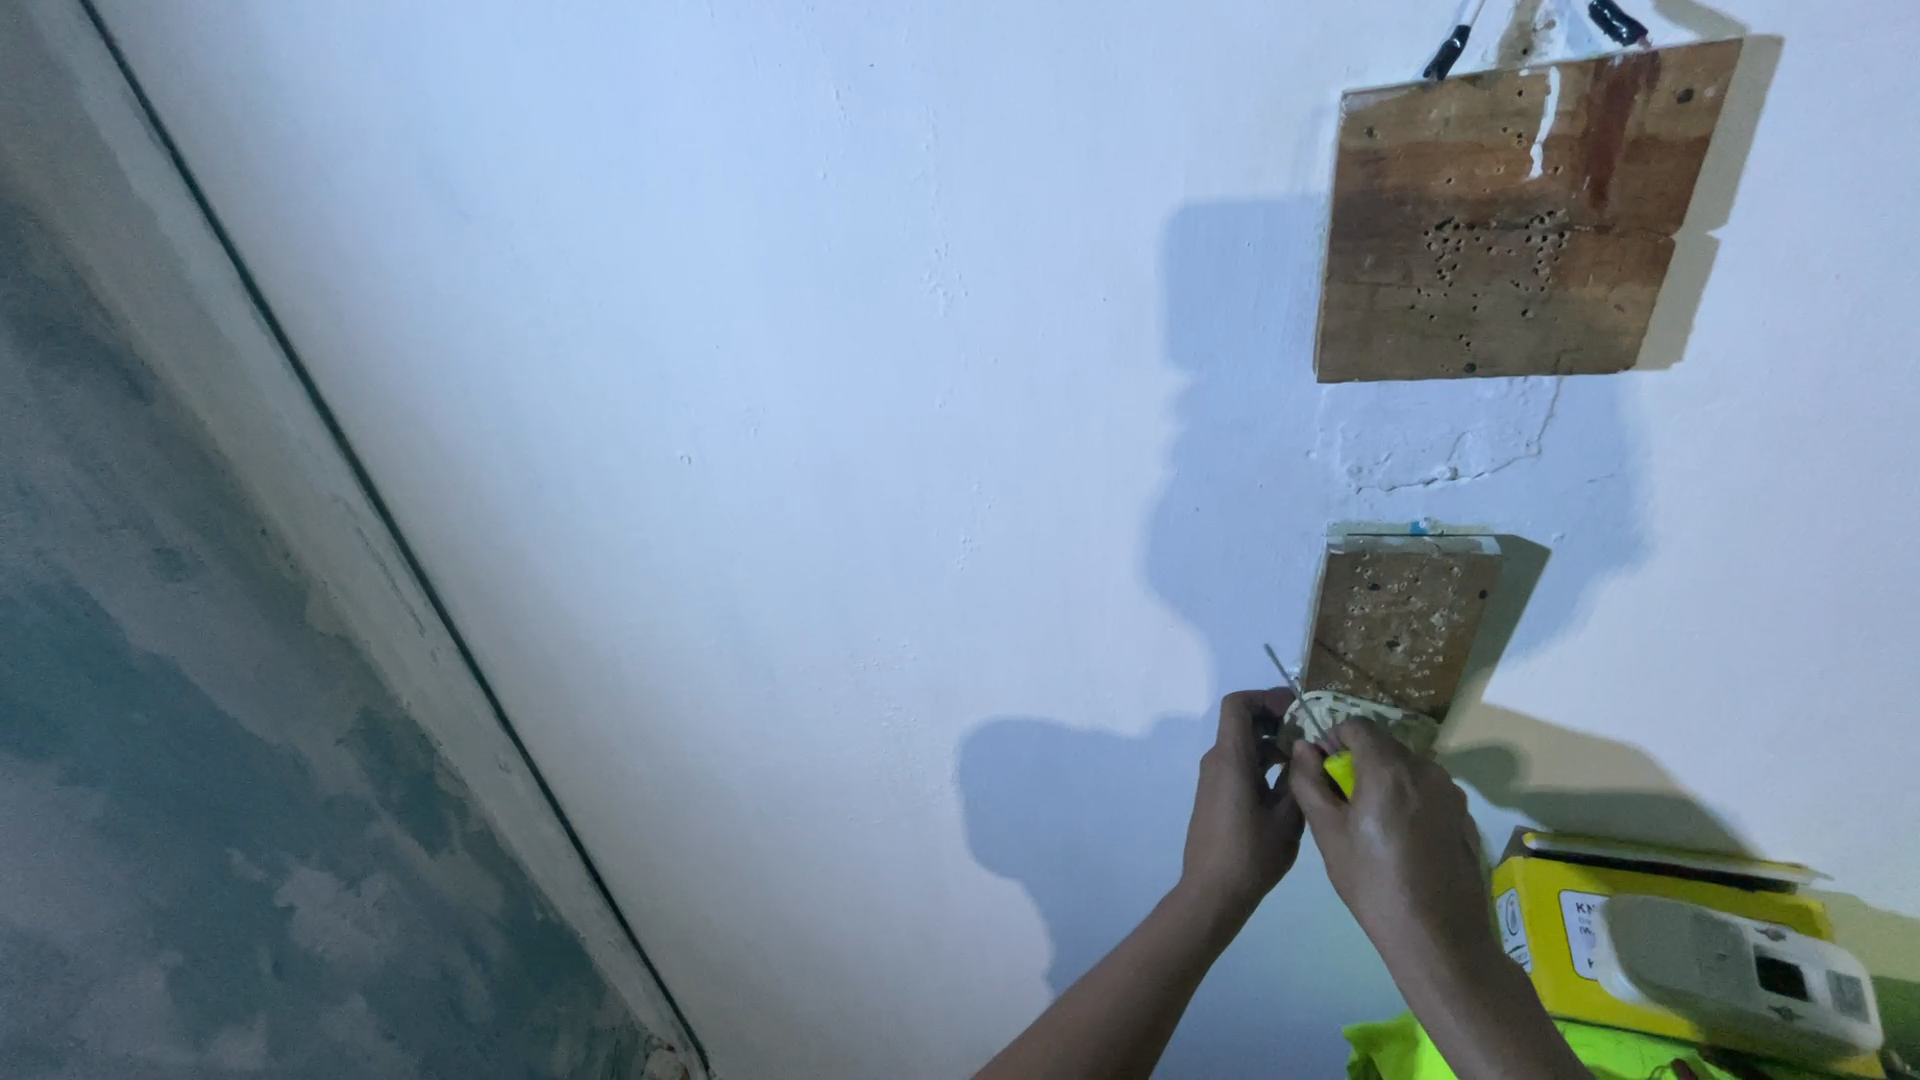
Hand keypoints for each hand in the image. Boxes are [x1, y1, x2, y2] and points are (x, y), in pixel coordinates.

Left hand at [1178, 689, 1305, 918]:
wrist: (1213, 889)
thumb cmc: (1251, 854)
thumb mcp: (1287, 817)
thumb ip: (1297, 778)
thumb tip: (1304, 751)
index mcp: (1230, 759)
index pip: (1237, 705)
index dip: (1265, 697)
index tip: (1297, 708)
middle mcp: (1217, 761)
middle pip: (1241, 722)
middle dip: (1275, 719)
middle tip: (1310, 733)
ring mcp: (1214, 777)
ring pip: (1242, 744)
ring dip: (1271, 743)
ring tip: (1308, 759)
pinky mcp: (1217, 793)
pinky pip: (1239, 763)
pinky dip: (1262, 761)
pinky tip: (1291, 781)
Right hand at [1287, 718, 1493, 967]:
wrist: (1438, 937)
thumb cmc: (1371, 881)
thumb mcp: (1326, 830)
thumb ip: (1308, 780)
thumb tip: (1304, 748)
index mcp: (1388, 768)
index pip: (1356, 724)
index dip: (1333, 737)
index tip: (1323, 767)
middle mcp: (1425, 770)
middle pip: (1383, 744)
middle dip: (1358, 758)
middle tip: (1341, 796)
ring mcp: (1452, 794)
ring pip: (1407, 766)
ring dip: (1384, 777)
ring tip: (1370, 819)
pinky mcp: (1465, 818)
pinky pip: (1428, 791)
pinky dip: (1408, 798)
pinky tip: (1400, 838)